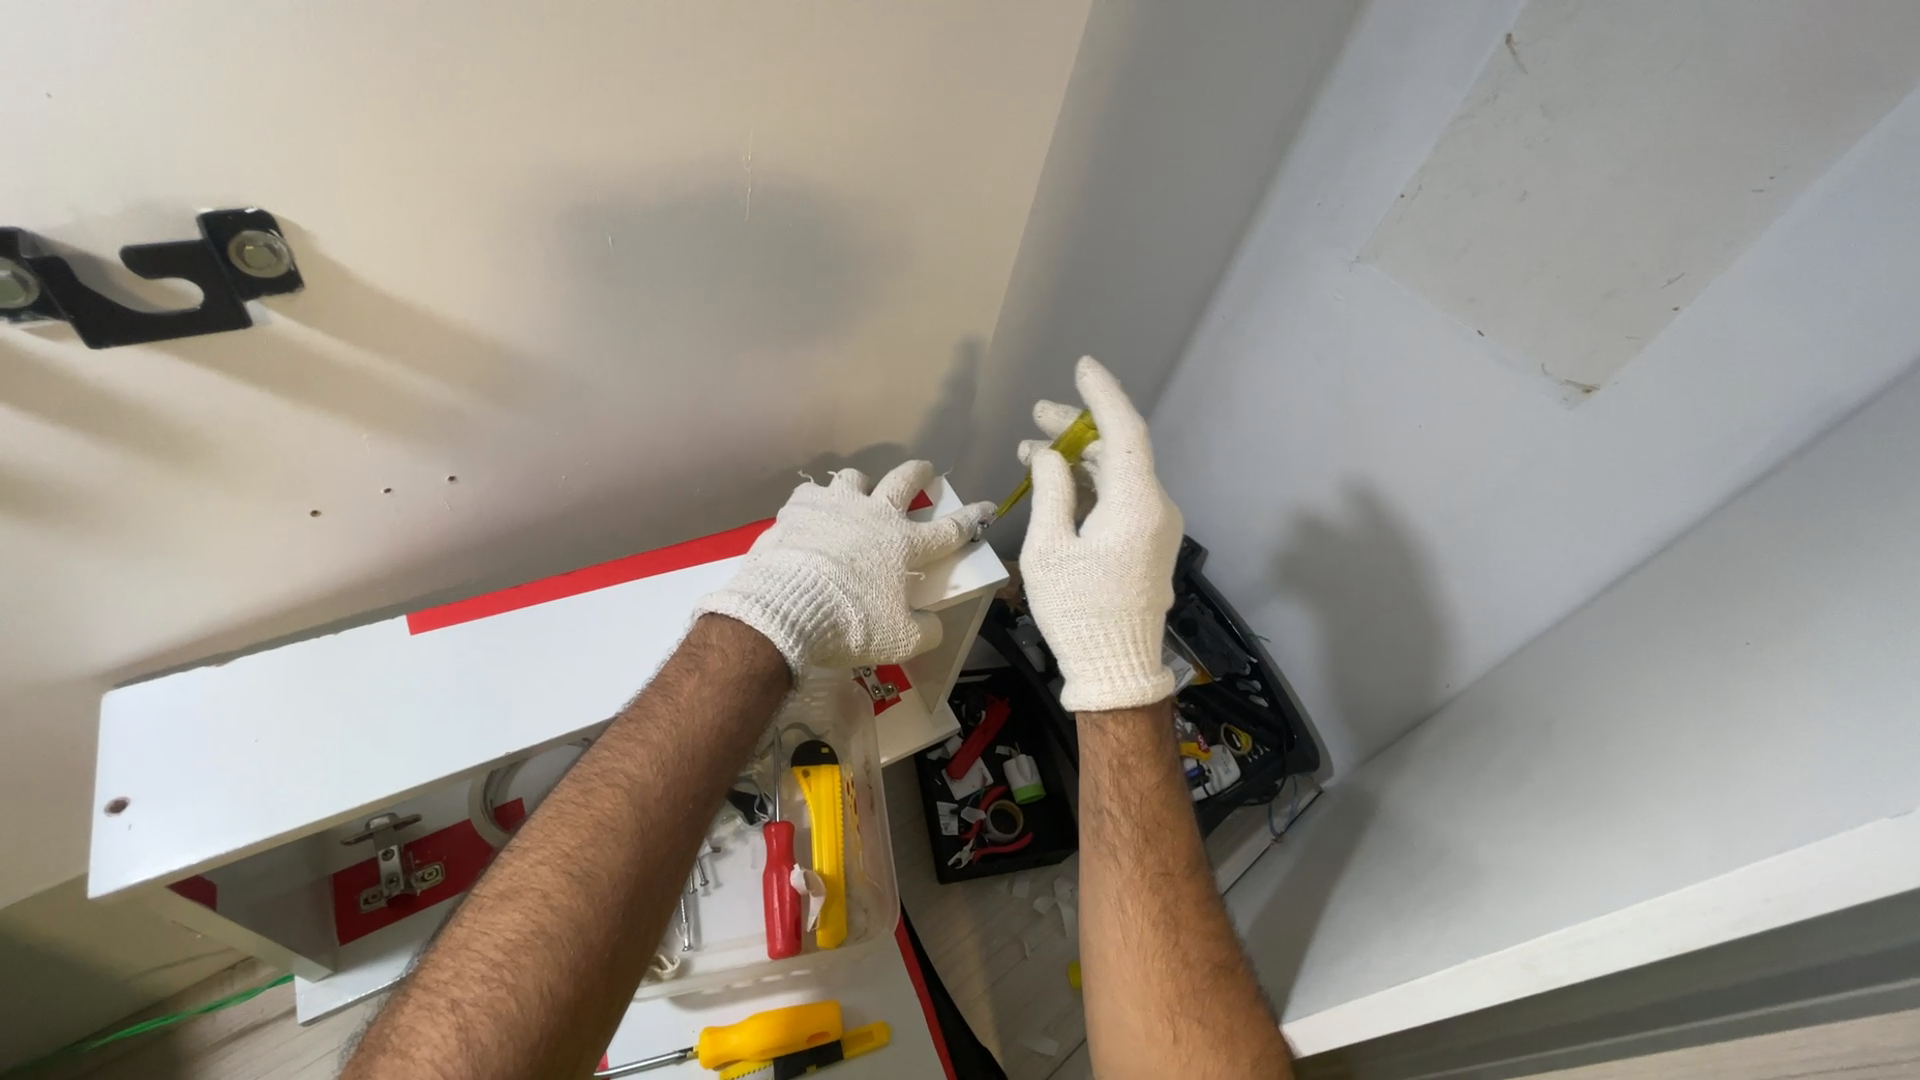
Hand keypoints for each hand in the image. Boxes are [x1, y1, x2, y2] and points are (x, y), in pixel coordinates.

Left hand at [697, 461, 995, 675]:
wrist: (788, 609)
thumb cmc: (852, 623)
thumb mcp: (901, 639)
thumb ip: (925, 630)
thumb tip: (933, 624)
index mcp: (905, 545)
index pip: (950, 529)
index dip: (972, 518)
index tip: (987, 506)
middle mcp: (874, 516)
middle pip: (904, 482)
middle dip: (919, 473)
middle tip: (924, 469)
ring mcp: (835, 507)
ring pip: (854, 479)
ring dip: (861, 485)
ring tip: (857, 495)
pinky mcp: (798, 509)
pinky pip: (810, 494)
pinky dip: (814, 504)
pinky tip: (809, 516)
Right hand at [1019, 358, 1183, 711]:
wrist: (1116, 669)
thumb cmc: (1078, 610)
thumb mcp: (1049, 549)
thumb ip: (1051, 492)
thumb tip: (1051, 457)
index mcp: (1136, 503)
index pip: (1125, 430)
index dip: (1102, 394)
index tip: (1082, 367)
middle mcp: (1156, 507)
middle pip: (1120, 450)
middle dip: (1079, 429)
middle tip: (1038, 415)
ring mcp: (1156, 527)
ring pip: (1119, 475)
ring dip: (1080, 460)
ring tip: (1034, 450)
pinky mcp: (1148, 544)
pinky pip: (1121, 500)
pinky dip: (1090, 486)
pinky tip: (1057, 484)